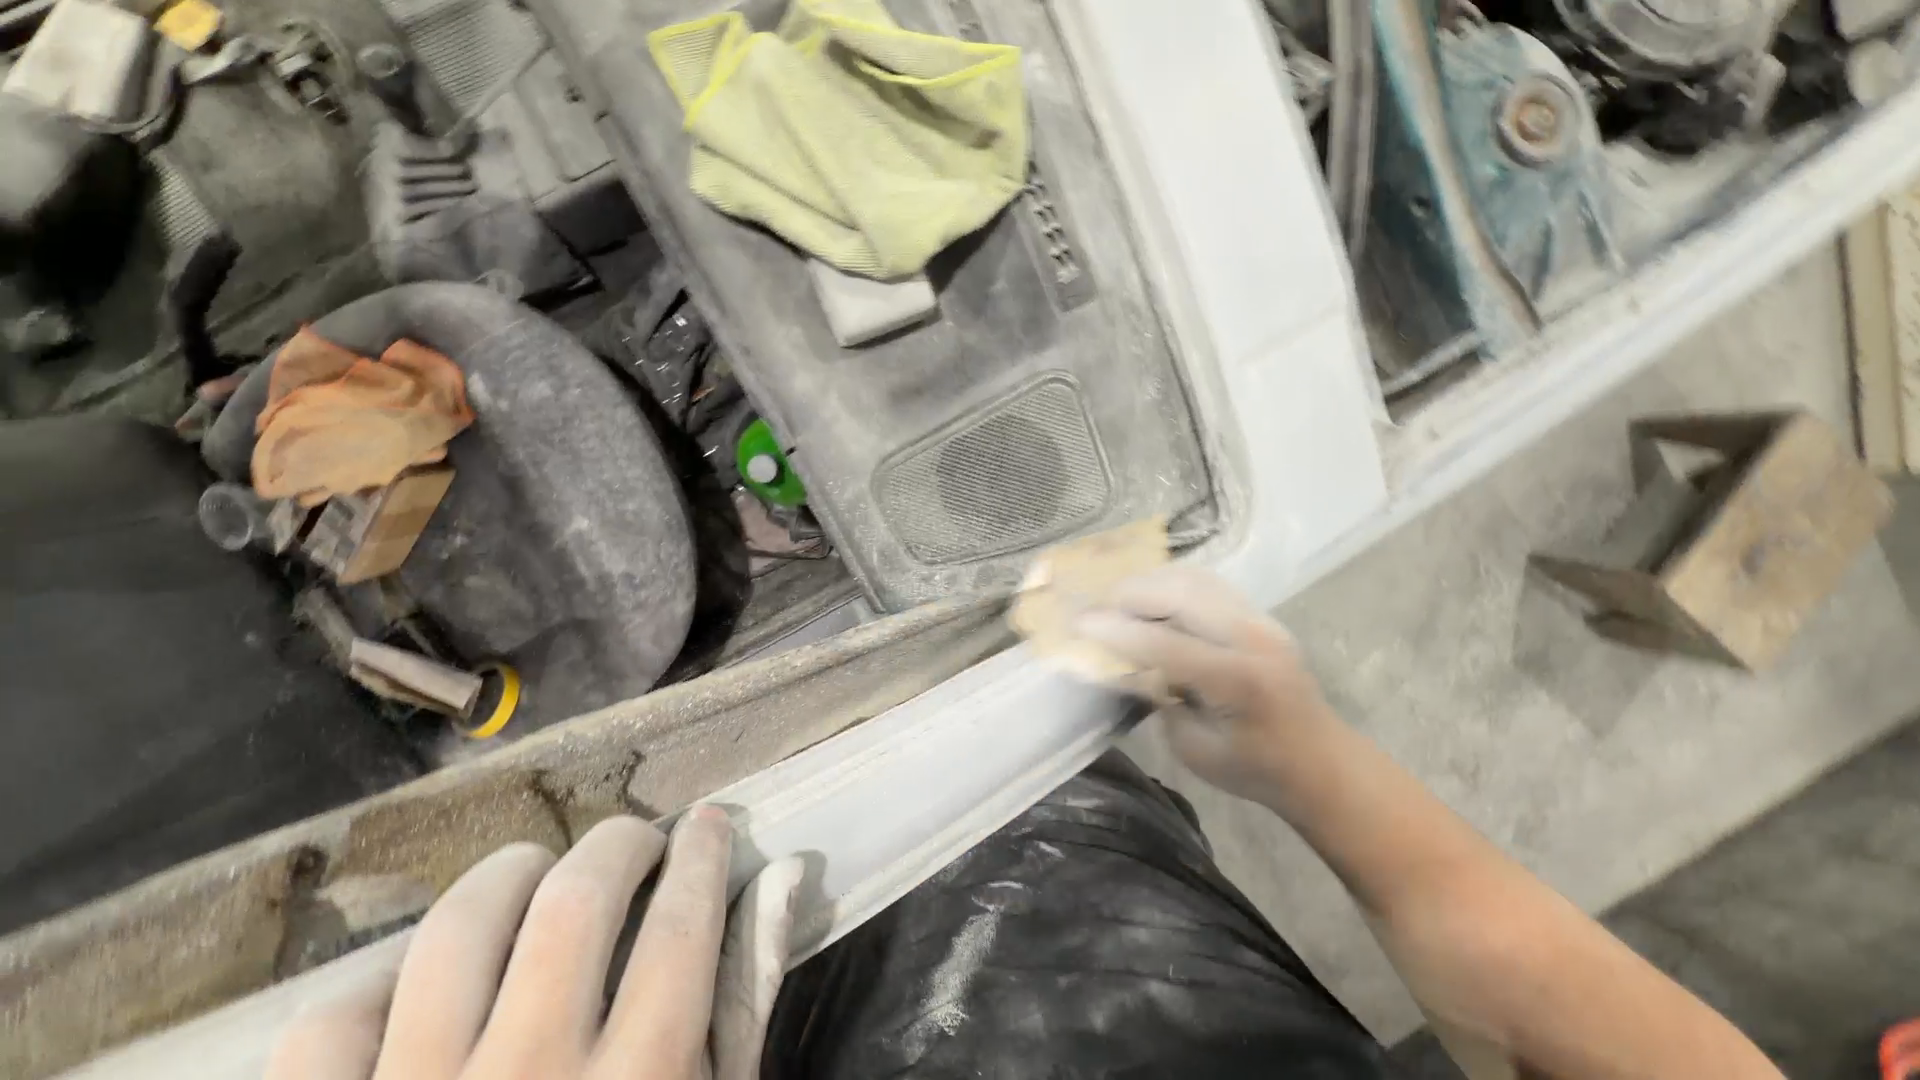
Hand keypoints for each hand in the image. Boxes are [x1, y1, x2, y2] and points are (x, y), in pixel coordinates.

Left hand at [266, 808, 803, 1079]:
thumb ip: (746, 1009)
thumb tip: (779, 884)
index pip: (680, 930)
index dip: (702, 857)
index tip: (710, 823)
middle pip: (574, 906)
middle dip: (618, 845)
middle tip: (638, 839)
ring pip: (456, 933)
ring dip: (510, 874)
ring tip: (542, 870)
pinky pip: (332, 1021)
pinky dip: (379, 979)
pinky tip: (422, 977)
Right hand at [1073, 565, 1336, 801]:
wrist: (1321, 762)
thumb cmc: (1255, 769)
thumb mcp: (1193, 749)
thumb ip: (1158, 700)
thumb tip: (1123, 664)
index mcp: (1238, 680)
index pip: (1164, 642)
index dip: (1115, 630)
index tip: (1077, 623)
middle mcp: (1252, 638)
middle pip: (1179, 592)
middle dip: (1128, 594)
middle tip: (1093, 608)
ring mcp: (1260, 620)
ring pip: (1193, 578)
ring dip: (1149, 583)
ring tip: (1117, 602)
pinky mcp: (1260, 615)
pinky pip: (1207, 584)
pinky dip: (1171, 585)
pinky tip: (1150, 601)